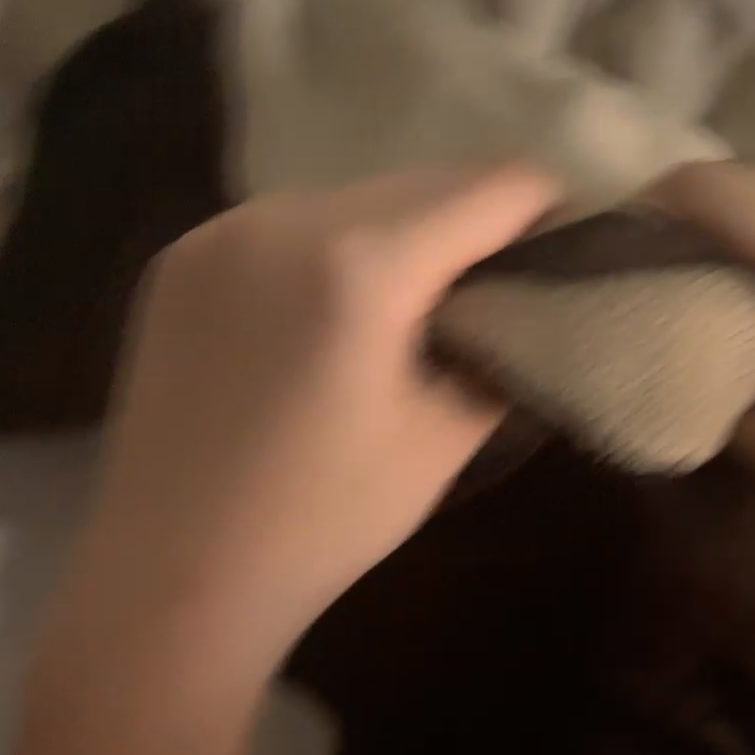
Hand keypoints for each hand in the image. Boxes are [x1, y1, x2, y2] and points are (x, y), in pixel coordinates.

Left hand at [78, 165, 557, 640]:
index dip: (557, 209)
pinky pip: (313, 215)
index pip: (499, 187)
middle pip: (438, 178)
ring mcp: (227, 229)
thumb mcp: (457, 426)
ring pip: (375, 191)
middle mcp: (288, 219)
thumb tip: (544, 295)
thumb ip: (511, 339)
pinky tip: (365, 301)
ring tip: (444, 292)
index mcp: (364, 265)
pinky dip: (364, 239)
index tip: (580, 248)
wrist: (173, 575)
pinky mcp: (190, 252)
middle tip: (523, 276)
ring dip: (430, 225)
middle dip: (496, 216)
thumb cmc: (336, 512)